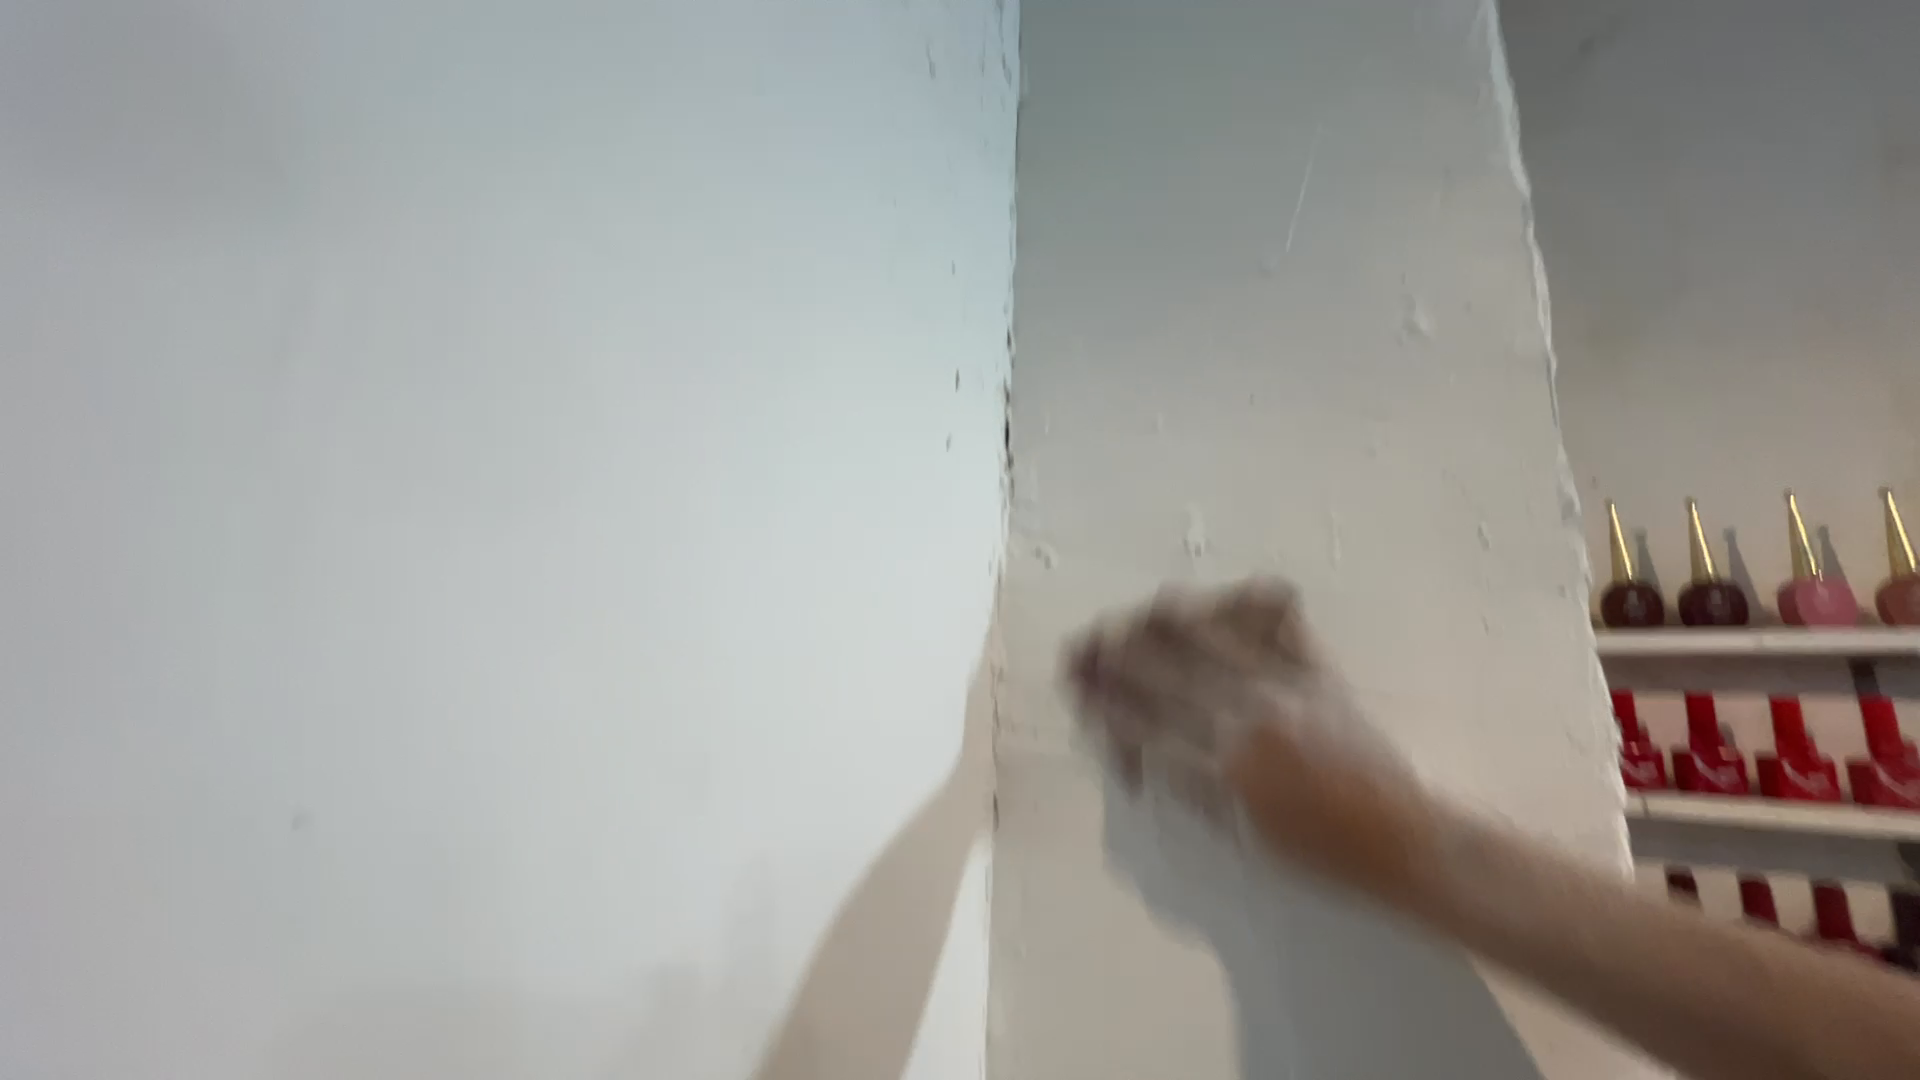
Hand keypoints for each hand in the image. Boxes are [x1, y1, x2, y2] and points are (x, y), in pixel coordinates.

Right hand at [1060, 578, 1438, 907]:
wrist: (1405, 842)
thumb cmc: (1318, 854)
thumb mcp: (1240, 837)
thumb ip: (1188, 787)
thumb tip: (1144, 747)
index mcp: (1221, 769)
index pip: (1138, 721)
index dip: (1100, 701)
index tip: (1075, 684)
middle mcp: (1243, 716)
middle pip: (1155, 668)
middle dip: (1109, 654)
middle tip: (1083, 645)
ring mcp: (1282, 683)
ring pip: (1201, 631)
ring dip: (1156, 621)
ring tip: (1133, 617)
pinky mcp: (1317, 668)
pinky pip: (1277, 618)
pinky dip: (1248, 599)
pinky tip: (1226, 595)